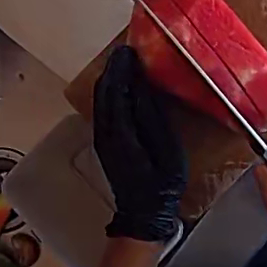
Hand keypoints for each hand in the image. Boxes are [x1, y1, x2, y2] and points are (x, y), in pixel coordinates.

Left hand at [93, 46, 186, 241]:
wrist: (144, 215)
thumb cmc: (163, 185)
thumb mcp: (166, 151)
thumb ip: (152, 118)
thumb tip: (140, 88)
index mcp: (121, 133)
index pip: (116, 91)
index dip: (121, 69)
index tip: (129, 50)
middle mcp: (105, 132)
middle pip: (103, 92)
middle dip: (113, 69)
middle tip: (126, 51)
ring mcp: (101, 138)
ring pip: (100, 99)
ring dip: (110, 78)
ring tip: (123, 63)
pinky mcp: (104, 141)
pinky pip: (102, 108)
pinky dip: (109, 91)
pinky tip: (120, 86)